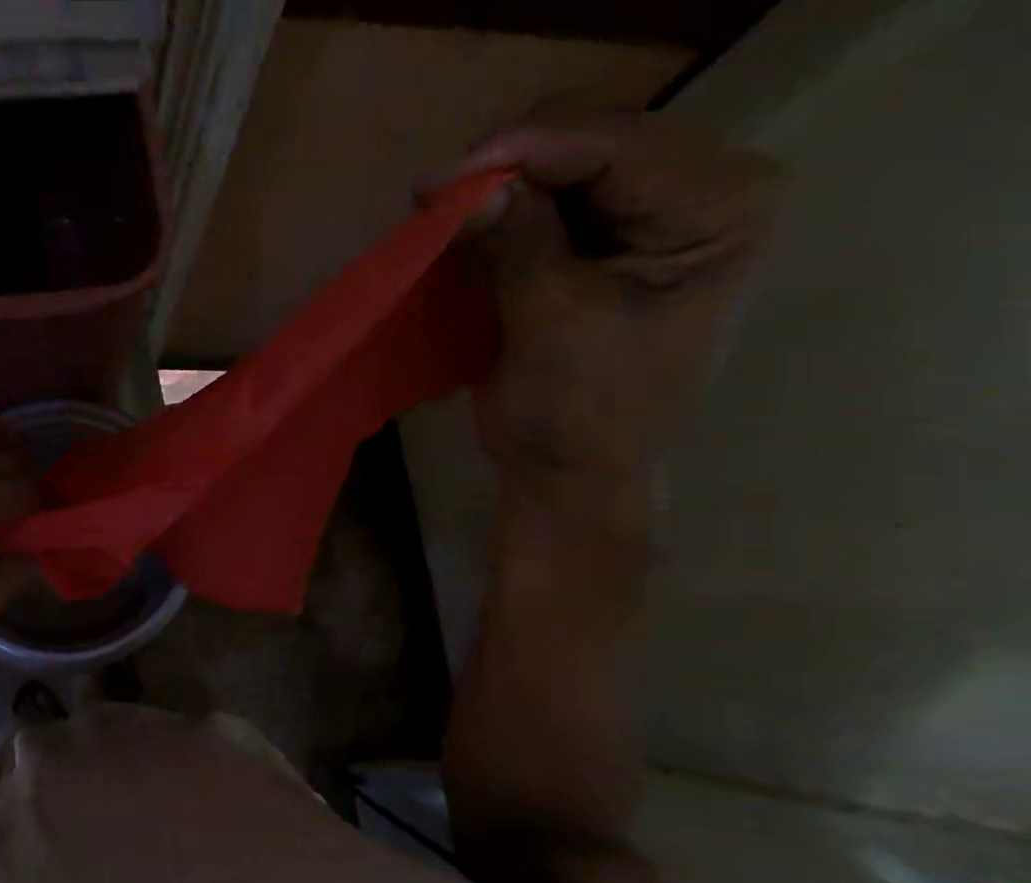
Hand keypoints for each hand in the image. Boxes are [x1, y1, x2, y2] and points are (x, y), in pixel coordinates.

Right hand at [427, 115, 778, 492]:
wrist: (570, 474)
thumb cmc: (580, 414)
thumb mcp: (552, 327)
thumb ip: (517, 249)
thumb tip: (464, 188)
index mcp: (716, 210)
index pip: (619, 147)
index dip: (528, 152)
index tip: (443, 180)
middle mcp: (693, 195)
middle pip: (593, 140)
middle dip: (509, 163)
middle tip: (434, 195)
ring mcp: (644, 216)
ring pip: (561, 164)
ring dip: (495, 185)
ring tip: (438, 209)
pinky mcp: (598, 242)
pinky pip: (542, 202)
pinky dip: (495, 212)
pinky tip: (458, 225)